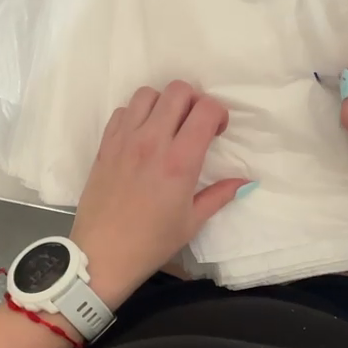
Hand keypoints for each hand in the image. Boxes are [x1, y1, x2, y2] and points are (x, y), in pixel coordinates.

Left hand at [72, 82, 249, 303]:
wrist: (101, 256)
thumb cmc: (151, 243)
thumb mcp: (192, 222)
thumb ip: (220, 195)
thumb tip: (247, 181)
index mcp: (179, 162)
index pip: (204, 110)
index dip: (218, 112)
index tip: (217, 131)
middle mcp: (152, 142)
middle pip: (177, 91)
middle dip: (194, 101)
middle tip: (195, 124)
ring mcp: (125, 140)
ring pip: (147, 93)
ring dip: (164, 103)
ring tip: (168, 126)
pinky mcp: (105, 145)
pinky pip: (123, 111)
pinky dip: (137, 114)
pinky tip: (143, 136)